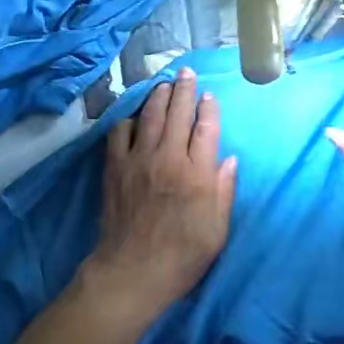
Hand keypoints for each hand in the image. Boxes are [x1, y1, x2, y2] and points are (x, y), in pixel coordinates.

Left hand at [86, 67, 237, 315]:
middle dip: (184, 89)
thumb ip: (223, 191)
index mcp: (197, 174)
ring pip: (149, 117)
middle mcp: (168, 159)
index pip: (206, 129)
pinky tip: (133, 118)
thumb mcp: (217, 231)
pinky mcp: (114, 168)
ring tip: (164, 84)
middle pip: (177, 113)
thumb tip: (229, 158)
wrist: (132, 271)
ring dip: (157, 97)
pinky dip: (127, 121)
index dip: (208, 108)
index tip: (209, 96)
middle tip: (186, 72)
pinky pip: (119, 134)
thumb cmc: (182, 257)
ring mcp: (137, 161)